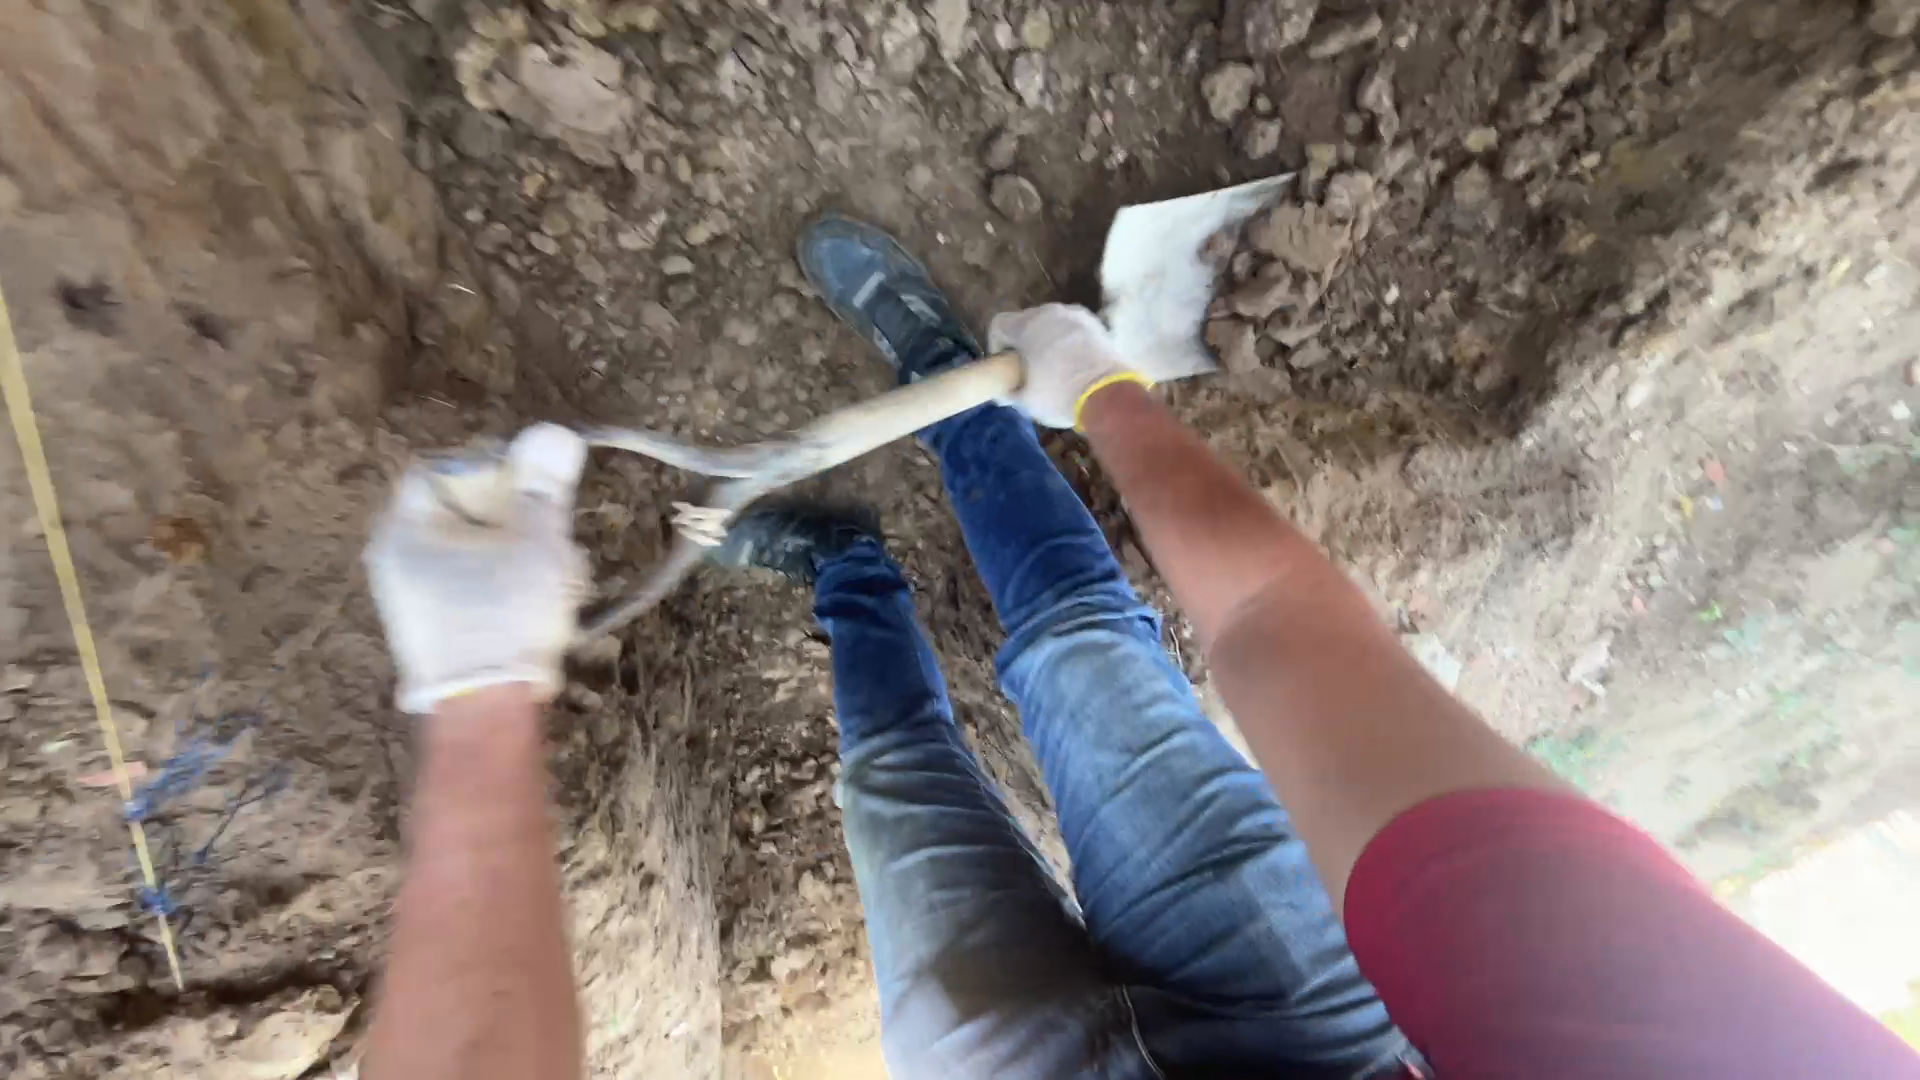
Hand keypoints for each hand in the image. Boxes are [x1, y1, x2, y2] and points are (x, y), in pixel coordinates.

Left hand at [365, 424, 588, 713]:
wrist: (485, 708)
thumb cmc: (506, 615)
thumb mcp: (536, 542)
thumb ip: (545, 486)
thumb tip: (556, 431)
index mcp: (409, 528)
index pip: (446, 468)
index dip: (498, 464)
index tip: (543, 480)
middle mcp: (399, 556)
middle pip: (467, 507)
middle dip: (523, 515)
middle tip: (559, 533)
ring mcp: (415, 593)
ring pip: (480, 546)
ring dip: (526, 549)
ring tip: (563, 575)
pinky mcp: (437, 622)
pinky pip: (477, 578)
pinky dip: (512, 577)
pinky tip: (545, 599)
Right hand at [989, 303, 1150, 428]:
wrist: (1108, 394)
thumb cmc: (1058, 394)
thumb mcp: (1025, 400)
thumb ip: (1009, 391)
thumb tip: (1004, 391)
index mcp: (1026, 325)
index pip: (998, 324)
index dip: (996, 344)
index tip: (1003, 366)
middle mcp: (1050, 312)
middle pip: (1027, 322)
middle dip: (1024, 343)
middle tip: (1027, 370)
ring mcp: (1077, 316)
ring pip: (1052, 325)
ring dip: (1048, 342)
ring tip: (1054, 370)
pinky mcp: (1098, 326)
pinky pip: (1074, 332)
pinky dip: (1069, 345)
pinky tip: (1075, 367)